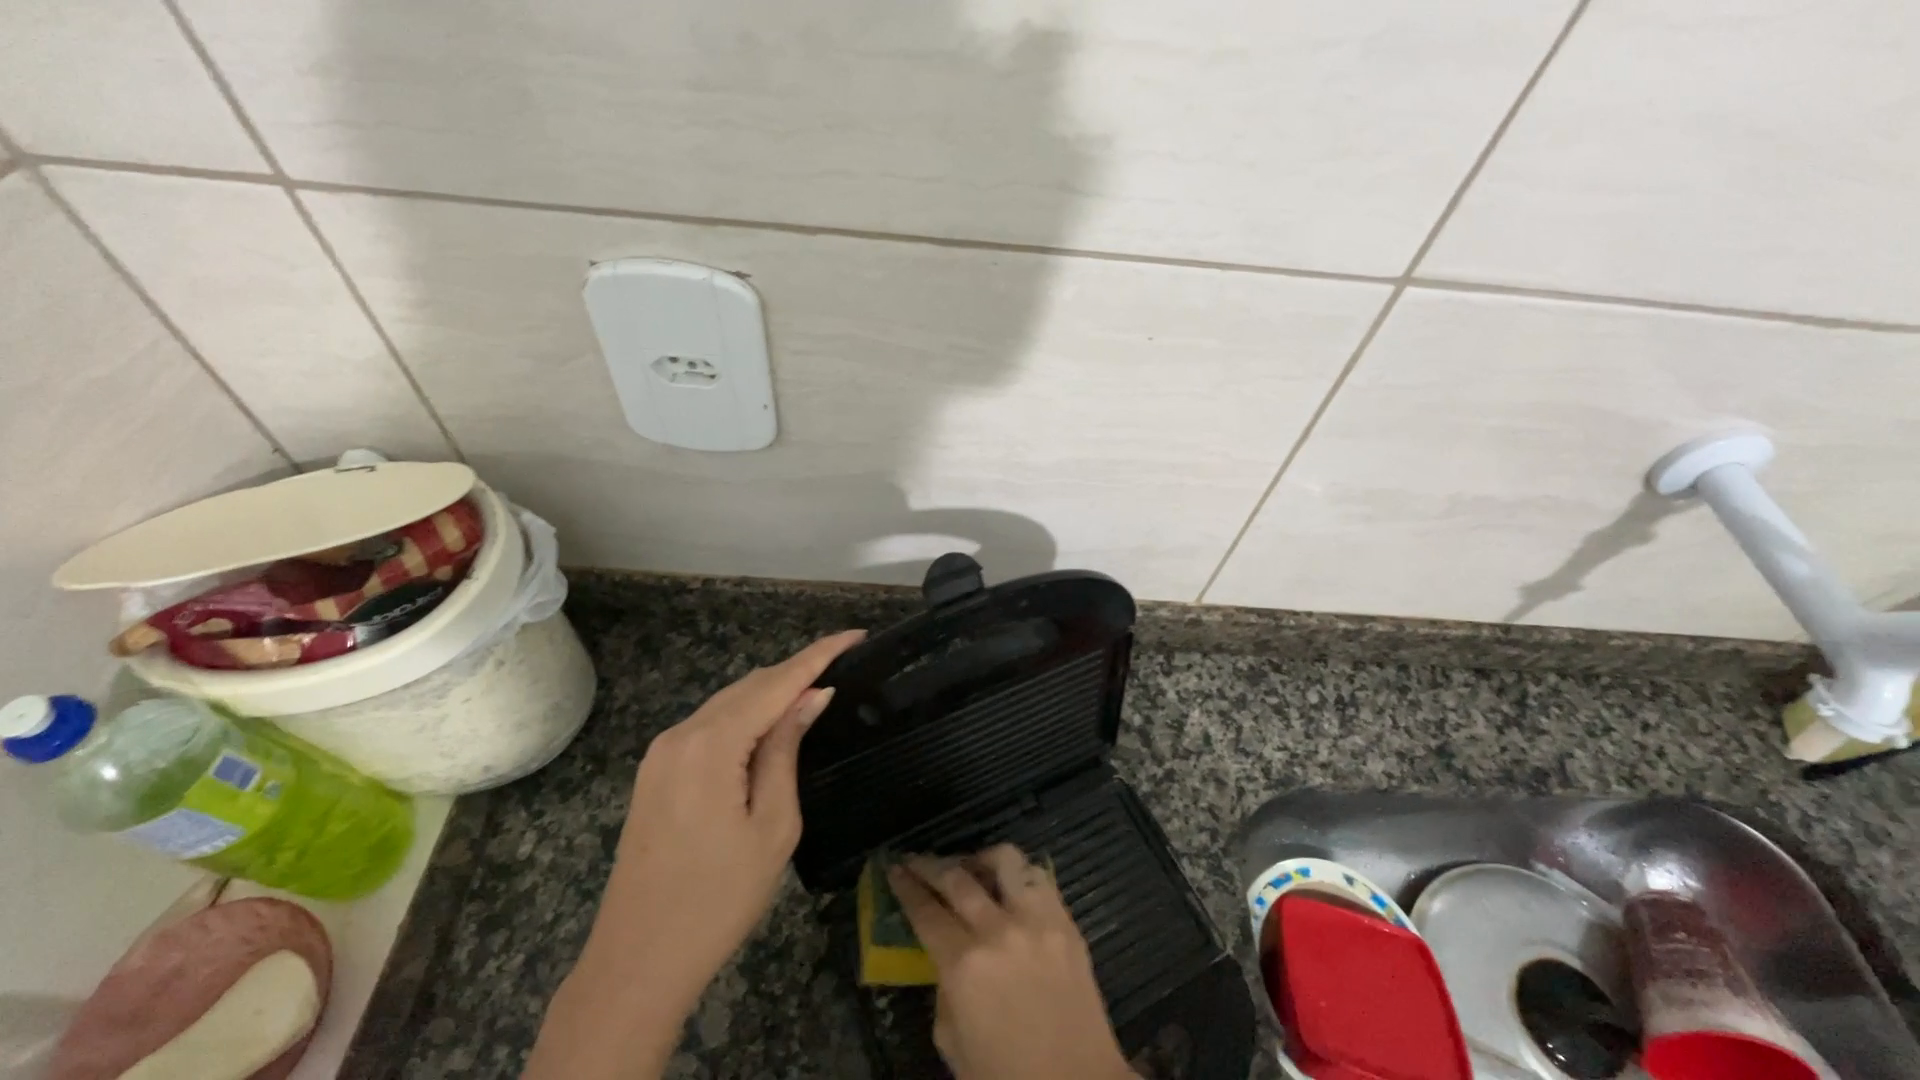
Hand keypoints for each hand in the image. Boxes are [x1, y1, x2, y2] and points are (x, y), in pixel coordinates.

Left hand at [594, 628, 865, 999]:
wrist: (639, 958)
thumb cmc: (719, 899)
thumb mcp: (772, 825)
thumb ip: (786, 751)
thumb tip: (810, 699)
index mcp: (710, 744)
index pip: (776, 682)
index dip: (819, 655)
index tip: (857, 635)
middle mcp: (679, 735)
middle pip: (748, 686)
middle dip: (796, 672)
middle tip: (844, 668)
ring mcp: (660, 754)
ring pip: (726, 704)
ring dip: (770, 695)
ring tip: (816, 696)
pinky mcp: (654, 774)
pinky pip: (708, 728)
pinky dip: (744, 719)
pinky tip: (771, 730)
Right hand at [891, 845, 1134, 1079]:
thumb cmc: (1006, 1075)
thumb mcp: (951, 1040)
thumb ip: (943, 988)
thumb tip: (945, 955)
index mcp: (964, 965)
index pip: (925, 911)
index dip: (905, 887)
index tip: (894, 870)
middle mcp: (999, 931)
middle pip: (958, 877)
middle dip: (930, 865)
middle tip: (916, 862)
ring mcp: (1039, 922)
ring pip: (1006, 861)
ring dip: (981, 860)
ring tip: (971, 868)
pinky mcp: (1068, 924)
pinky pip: (1041, 880)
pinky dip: (1019, 877)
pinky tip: (1010, 889)